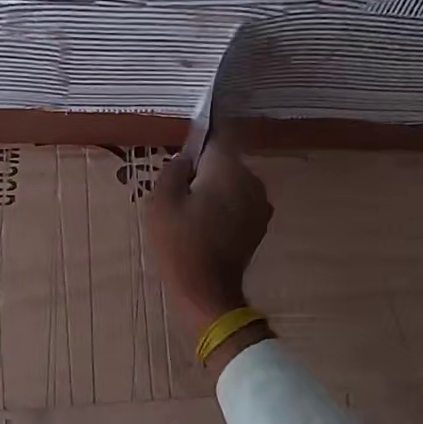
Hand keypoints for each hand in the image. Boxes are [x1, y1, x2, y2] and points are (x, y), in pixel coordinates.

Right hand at [146, 137, 273, 352]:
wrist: (207, 290)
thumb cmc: (180, 243)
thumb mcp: (162, 201)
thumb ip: (173, 170)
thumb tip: (185, 159)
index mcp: (228, 168)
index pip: (219, 133)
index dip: (202, 133)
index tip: (186, 143)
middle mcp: (252, 180)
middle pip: (226, 160)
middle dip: (205, 167)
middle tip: (179, 187)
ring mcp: (260, 204)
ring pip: (234, 182)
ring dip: (216, 188)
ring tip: (191, 209)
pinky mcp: (259, 225)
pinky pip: (240, 203)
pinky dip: (225, 206)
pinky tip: (206, 224)